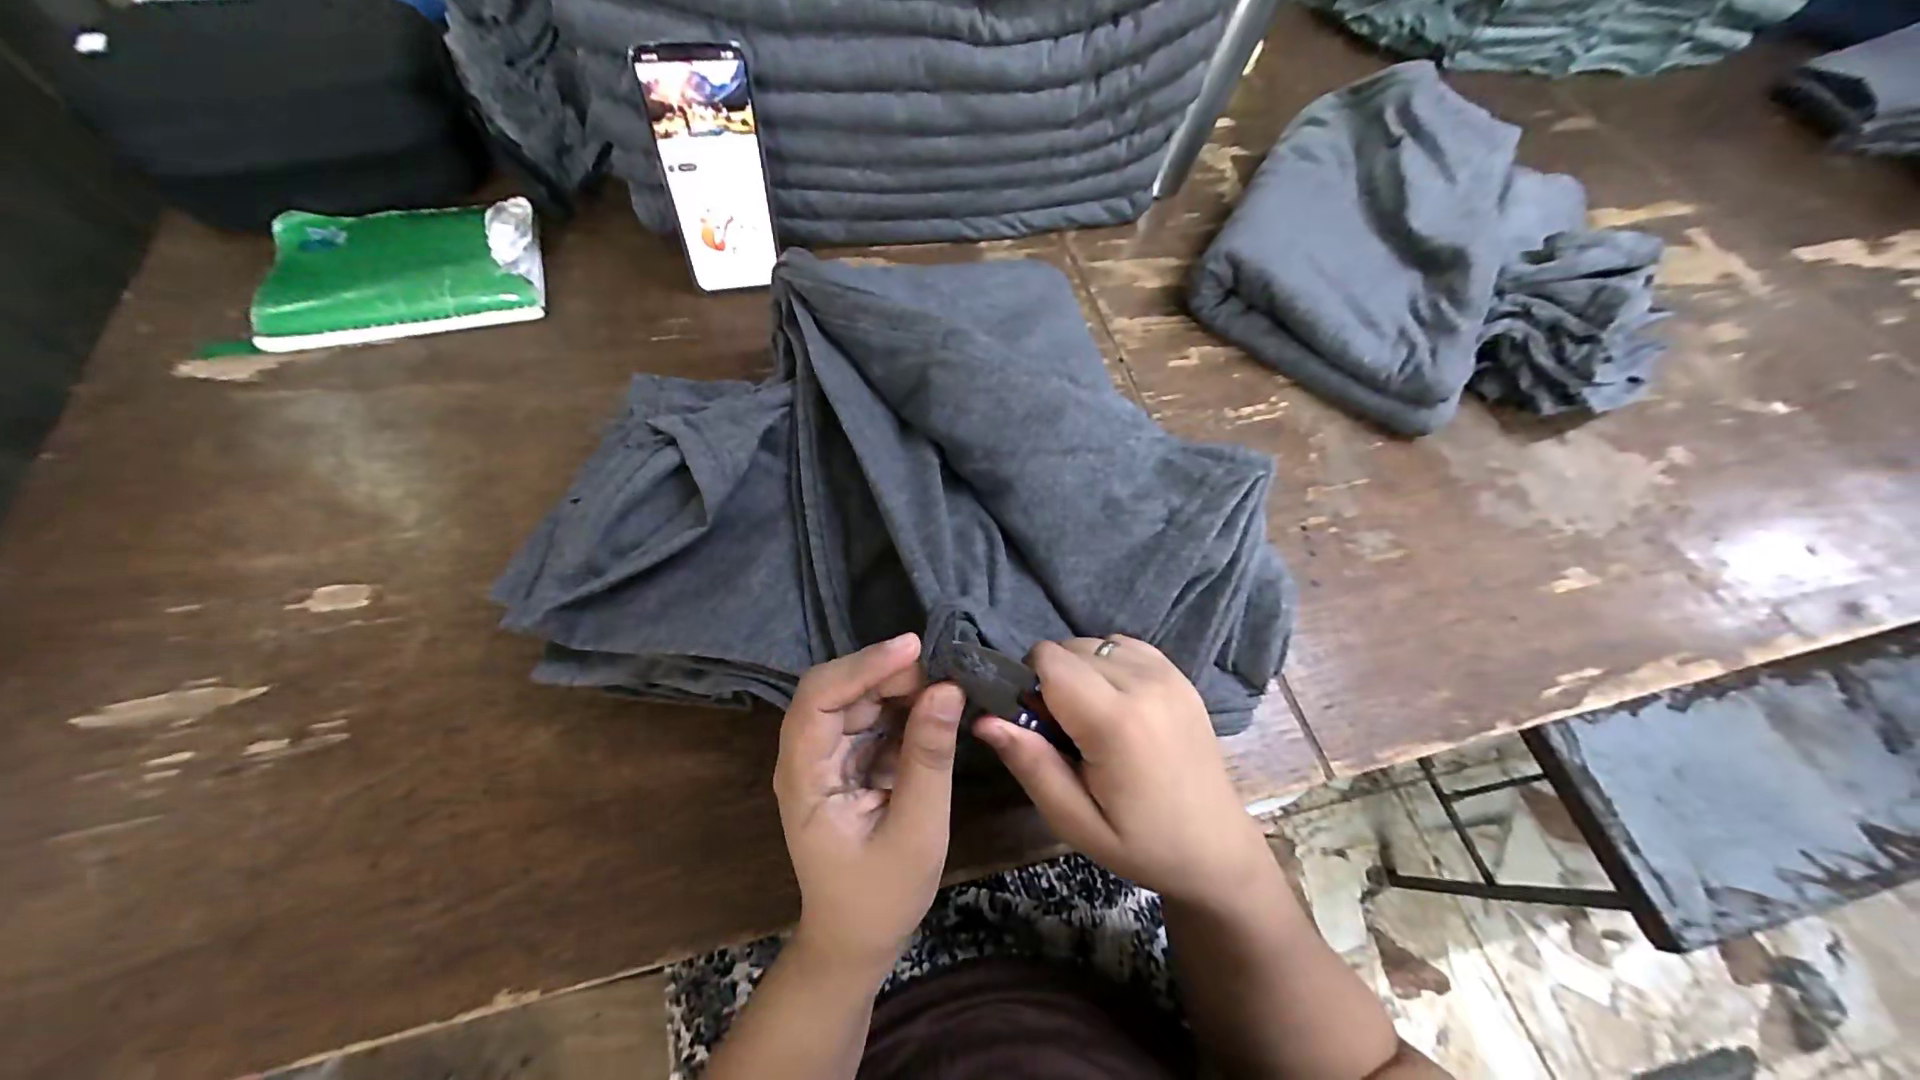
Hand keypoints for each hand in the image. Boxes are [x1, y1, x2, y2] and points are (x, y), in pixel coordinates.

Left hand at [774, 633, 963, 974]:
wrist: (858, 938)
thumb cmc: (881, 895)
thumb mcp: (917, 830)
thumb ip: (929, 758)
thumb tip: (947, 689)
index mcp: (804, 775)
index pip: (818, 698)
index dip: (862, 666)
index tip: (913, 649)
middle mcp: (807, 756)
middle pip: (838, 691)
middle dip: (887, 674)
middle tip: (943, 672)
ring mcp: (828, 757)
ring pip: (859, 699)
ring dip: (900, 689)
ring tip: (946, 688)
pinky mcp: (850, 761)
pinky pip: (875, 720)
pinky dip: (906, 710)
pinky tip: (935, 712)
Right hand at [973, 636, 1270, 906]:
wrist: (1216, 849)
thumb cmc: (1140, 843)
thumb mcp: (1074, 820)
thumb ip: (1029, 763)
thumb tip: (983, 719)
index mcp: (1116, 721)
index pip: (1048, 658)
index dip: (1029, 684)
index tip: (1038, 725)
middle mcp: (1144, 683)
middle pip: (1068, 647)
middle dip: (1053, 680)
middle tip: (1067, 731)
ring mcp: (1167, 674)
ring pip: (1093, 642)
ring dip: (1080, 670)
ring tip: (1093, 718)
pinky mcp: (1179, 674)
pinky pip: (1123, 645)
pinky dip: (1107, 663)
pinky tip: (1117, 703)